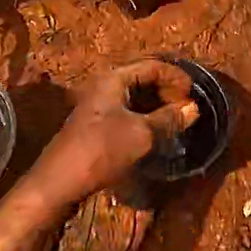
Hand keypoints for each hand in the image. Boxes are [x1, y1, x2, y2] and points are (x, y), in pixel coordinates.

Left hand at [24, 60, 199, 208]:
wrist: (56, 183)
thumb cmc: (100, 150)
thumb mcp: (141, 134)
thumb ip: (168, 119)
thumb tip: (193, 108)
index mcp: (114, 79)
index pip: (153, 66)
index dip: (176, 77)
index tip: (193, 94)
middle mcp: (105, 86)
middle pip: (143, 79)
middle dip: (168, 91)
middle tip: (187, 107)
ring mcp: (98, 107)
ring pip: (135, 98)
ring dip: (157, 106)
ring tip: (176, 120)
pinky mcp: (96, 126)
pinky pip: (127, 113)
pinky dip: (145, 118)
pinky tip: (156, 133)